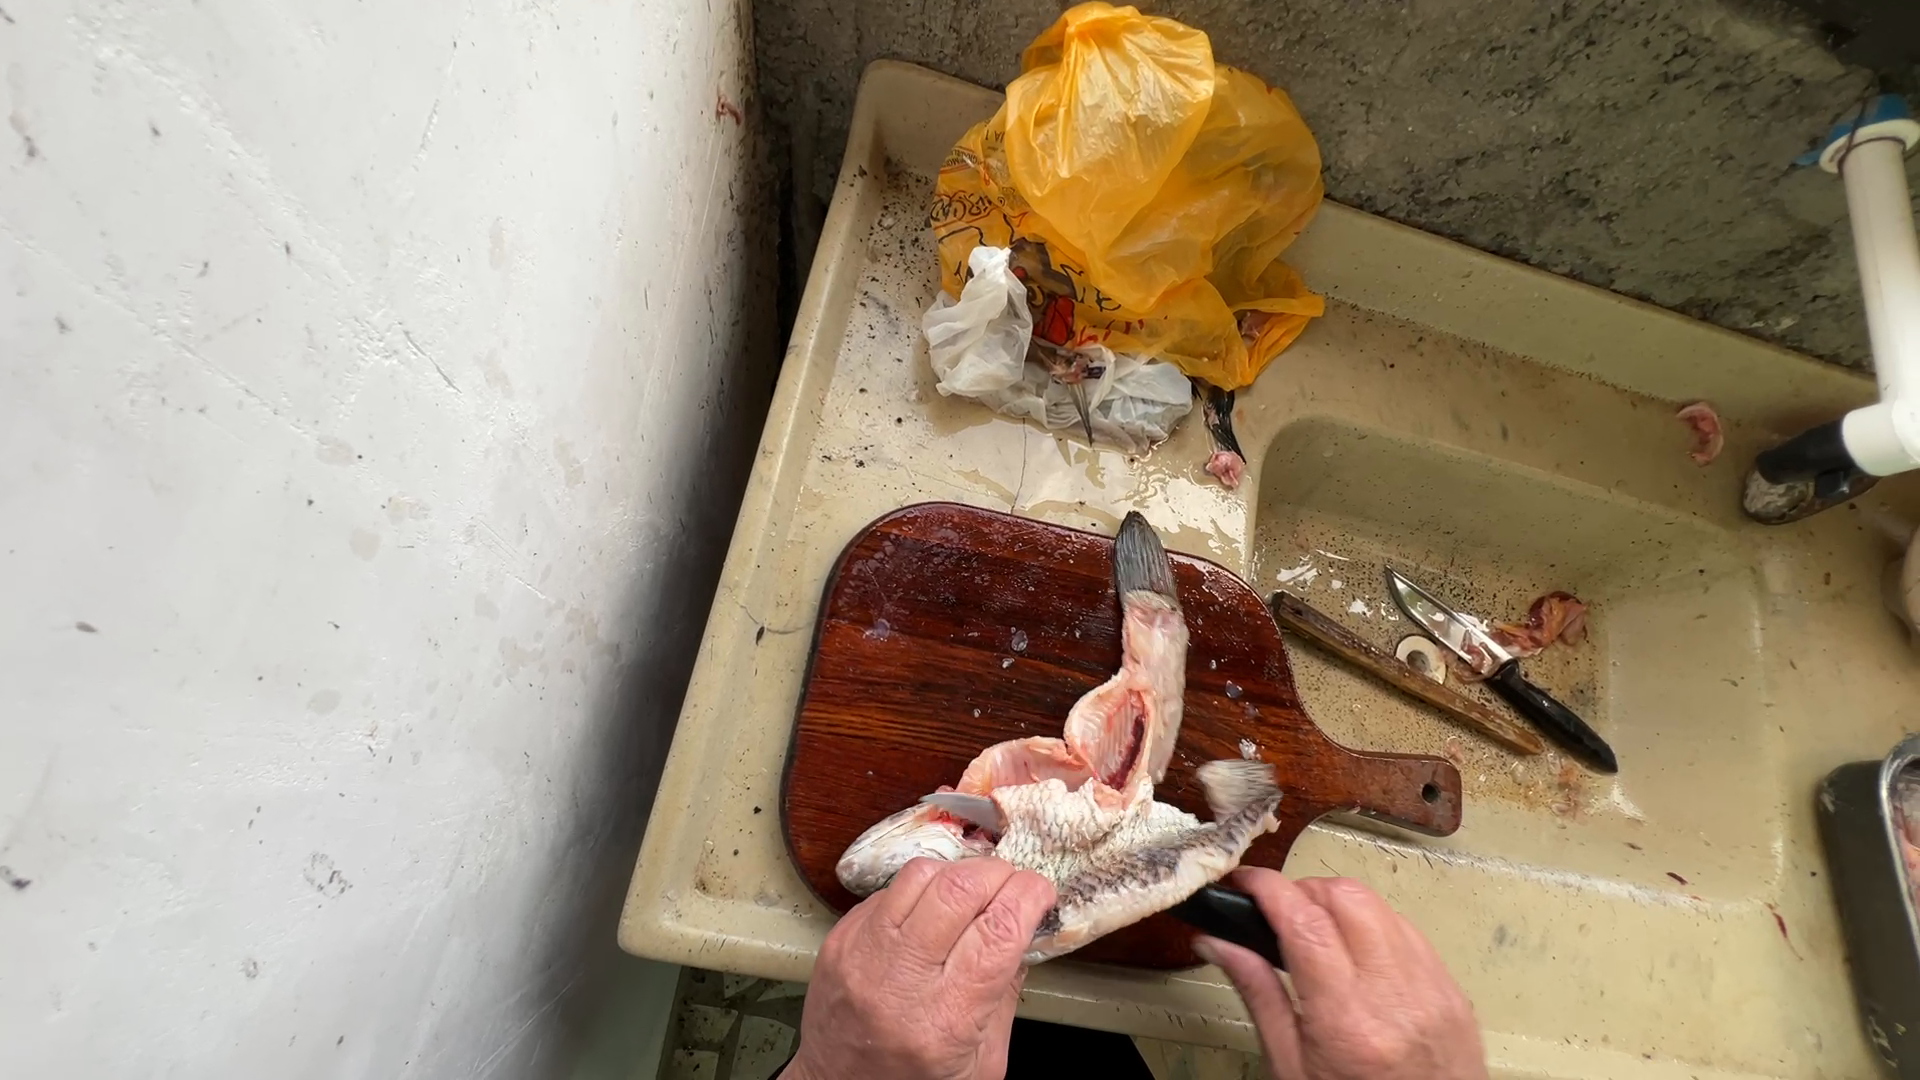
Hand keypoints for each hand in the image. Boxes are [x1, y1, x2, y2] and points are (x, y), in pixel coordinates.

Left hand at [782, 857, 1055, 1079]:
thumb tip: (1027, 929)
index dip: (1028, 897)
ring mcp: (863, 952)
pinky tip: (931, 907)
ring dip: (958, 872)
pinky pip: (890, 887)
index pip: (997, 933)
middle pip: (958, 890)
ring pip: (922, 874)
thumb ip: (1006, 994)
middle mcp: (899, 980)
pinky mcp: (842, 935)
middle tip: (1010, 883)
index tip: (1040, 891)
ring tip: (973, 890)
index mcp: (944, 1021)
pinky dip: (921, 887)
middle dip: (997, 873)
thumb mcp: (981, 1063)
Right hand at [1193, 869, 1485, 1079]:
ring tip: (1315, 932)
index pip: (1304, 922)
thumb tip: (1213, 940)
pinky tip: (1355, 952)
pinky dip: (1371, 924)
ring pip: (1377, 903)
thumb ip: (1257, 993)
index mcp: (1348, 1022)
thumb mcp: (1289, 1066)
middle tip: (1280, 914)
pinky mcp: (1453, 992)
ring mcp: (1433, 991)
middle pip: (1344, 897)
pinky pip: (1405, 928)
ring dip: (1337, 903)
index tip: (1243, 880)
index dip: (1268, 887)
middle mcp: (1396, 998)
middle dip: (1303, 890)